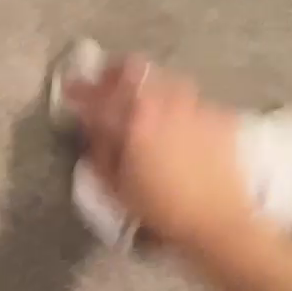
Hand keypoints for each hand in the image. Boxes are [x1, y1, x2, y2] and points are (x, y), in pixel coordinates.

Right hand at [65, 56, 256, 253]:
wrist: (218, 220)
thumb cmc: (159, 209)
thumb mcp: (115, 185)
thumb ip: (100, 150)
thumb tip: (92, 130)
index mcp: (135, 119)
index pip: (99, 93)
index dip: (80, 88)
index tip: (70, 89)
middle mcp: (166, 103)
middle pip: (136, 71)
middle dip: (117, 75)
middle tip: (107, 87)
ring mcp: (198, 107)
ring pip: (168, 81)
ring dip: (150, 88)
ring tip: (144, 104)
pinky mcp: (221, 118)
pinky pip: (194, 103)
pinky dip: (180, 109)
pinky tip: (179, 127)